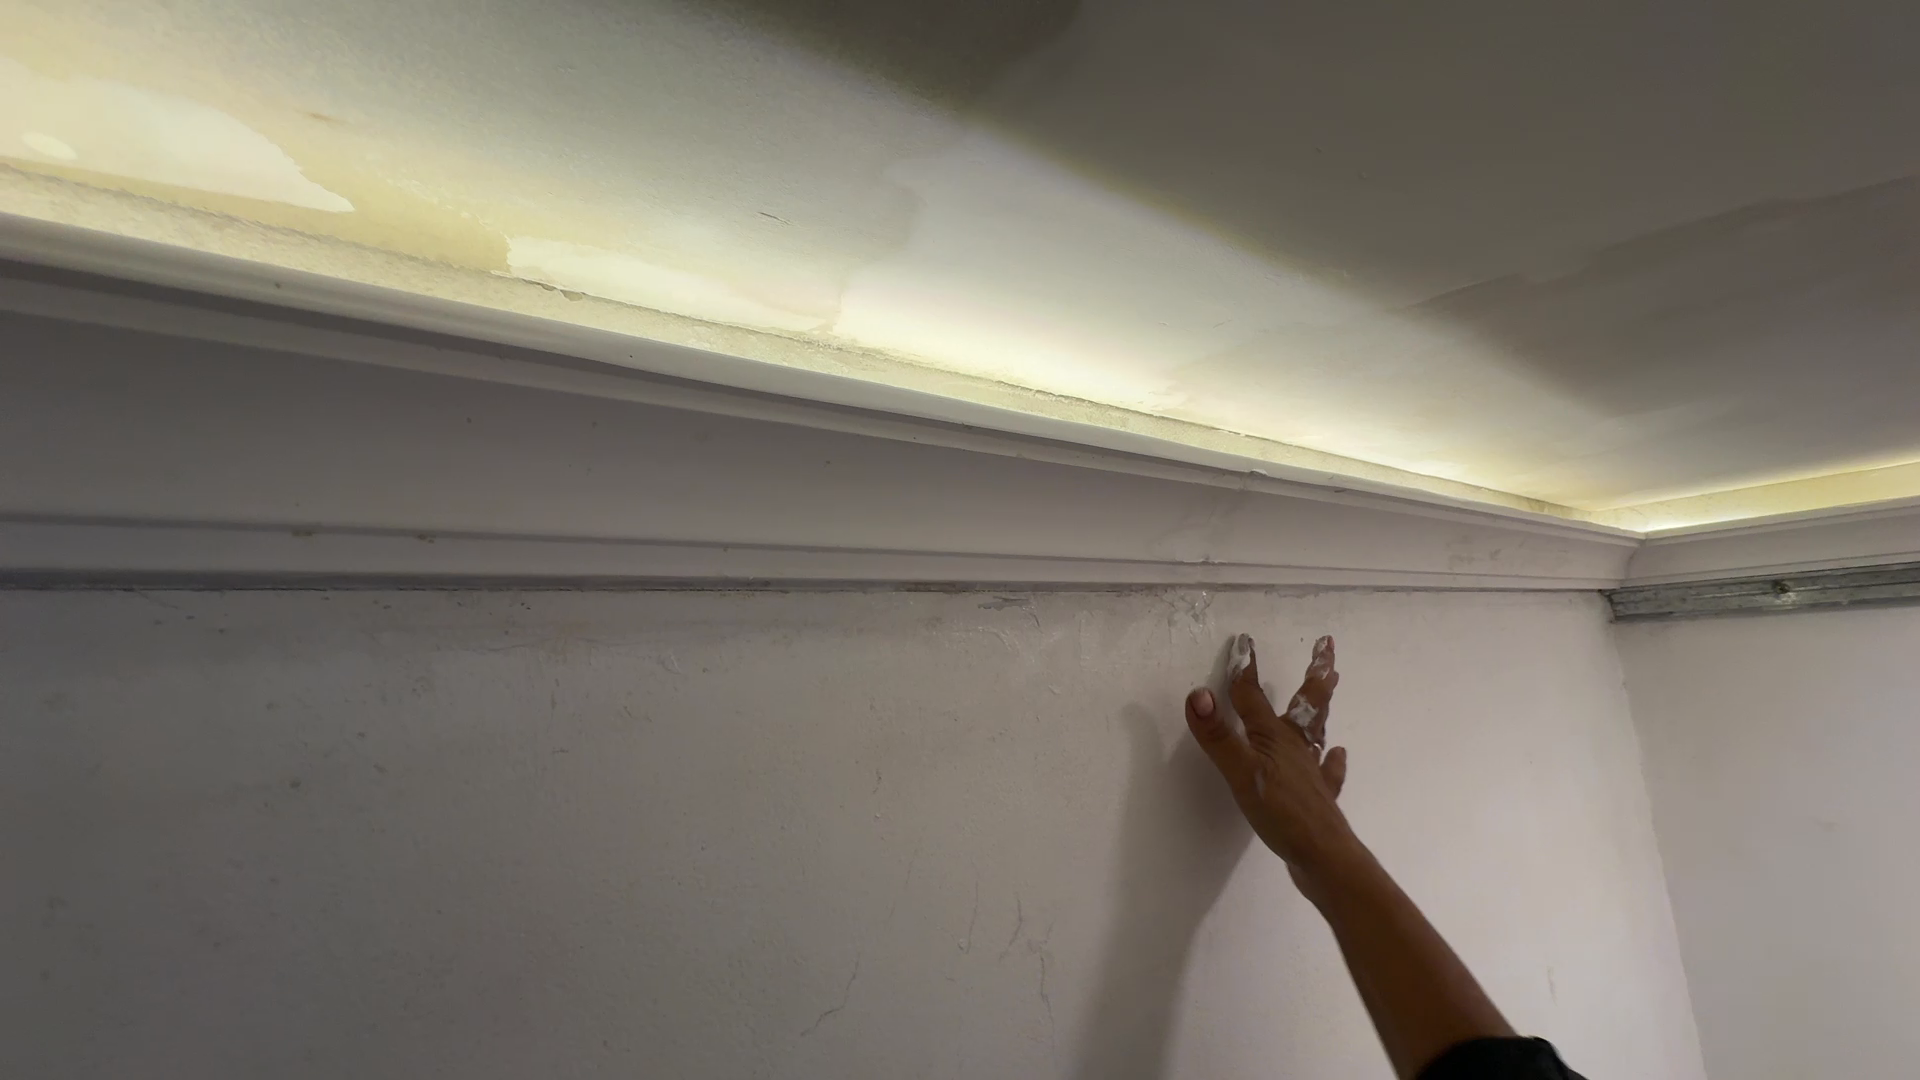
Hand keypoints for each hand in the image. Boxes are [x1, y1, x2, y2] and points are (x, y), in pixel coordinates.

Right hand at [1184, 634, 1354, 880]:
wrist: (1325, 858)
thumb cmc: (1281, 812)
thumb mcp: (1240, 772)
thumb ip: (1218, 735)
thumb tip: (1199, 694)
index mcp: (1275, 738)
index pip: (1253, 697)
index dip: (1246, 670)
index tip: (1244, 642)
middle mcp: (1296, 747)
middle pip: (1306, 703)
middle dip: (1314, 673)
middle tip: (1327, 647)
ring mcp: (1311, 771)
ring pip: (1316, 730)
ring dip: (1321, 706)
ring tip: (1331, 686)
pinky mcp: (1318, 796)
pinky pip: (1327, 770)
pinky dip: (1332, 759)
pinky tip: (1338, 753)